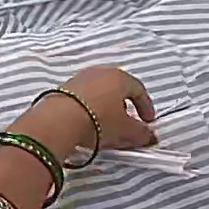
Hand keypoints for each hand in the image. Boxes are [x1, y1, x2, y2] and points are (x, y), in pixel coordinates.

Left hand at [11, 65, 157, 159]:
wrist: (58, 121)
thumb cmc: (98, 120)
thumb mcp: (126, 130)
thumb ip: (141, 133)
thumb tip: (149, 136)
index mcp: (120, 77)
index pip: (139, 90)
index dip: (146, 107)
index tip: (147, 121)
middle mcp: (100, 73)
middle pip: (118, 88)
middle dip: (125, 105)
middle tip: (128, 121)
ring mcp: (79, 79)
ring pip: (99, 92)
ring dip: (106, 106)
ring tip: (107, 124)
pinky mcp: (62, 89)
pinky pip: (83, 97)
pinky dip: (90, 108)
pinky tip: (89, 122)